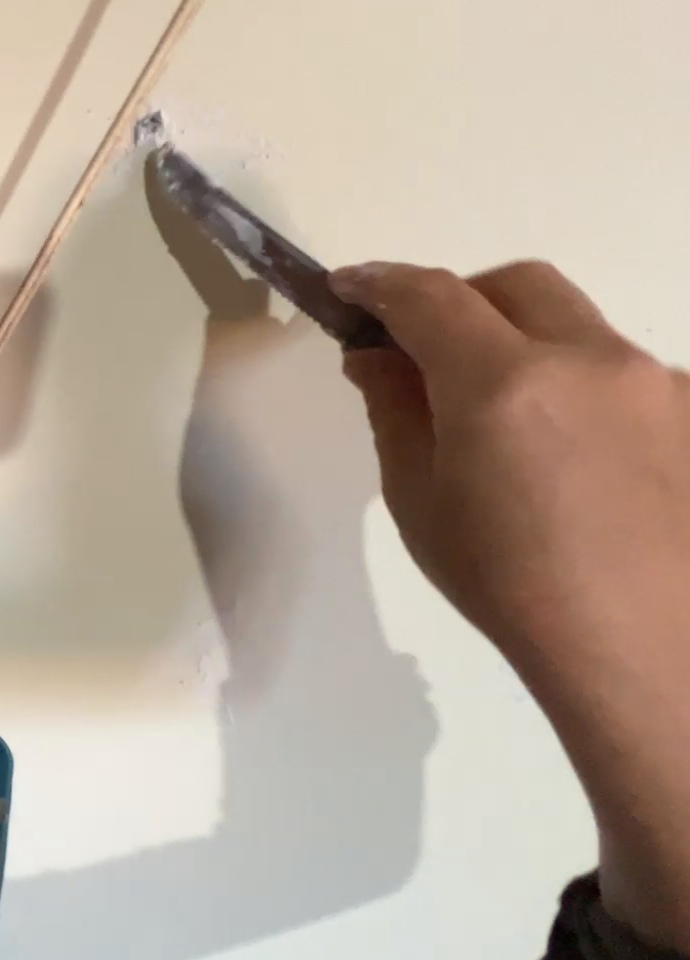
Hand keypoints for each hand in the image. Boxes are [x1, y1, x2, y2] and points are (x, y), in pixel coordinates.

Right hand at [332, 259, 689, 949]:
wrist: (645, 639)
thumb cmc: (500, 575)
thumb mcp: (417, 493)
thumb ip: (396, 410)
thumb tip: (376, 357)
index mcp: (502, 383)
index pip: (430, 298)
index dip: (378, 283)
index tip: (343, 286)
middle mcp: (589, 360)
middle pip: (514, 282)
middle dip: (452, 296)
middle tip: (409, 345)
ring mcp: (655, 380)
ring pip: (567, 322)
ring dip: (508, 339)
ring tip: (479, 413)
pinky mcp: (689, 408)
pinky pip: (606, 365)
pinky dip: (557, 375)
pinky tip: (547, 446)